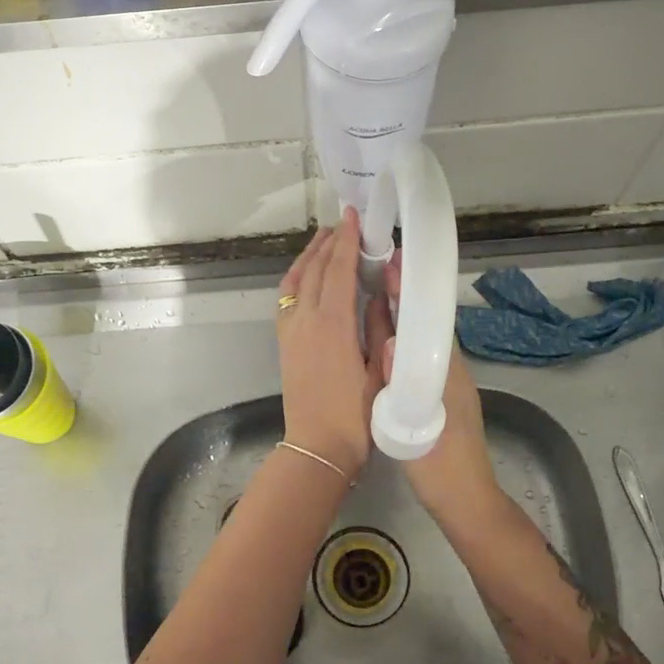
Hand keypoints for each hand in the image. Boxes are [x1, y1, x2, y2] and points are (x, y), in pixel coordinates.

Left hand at [276, 207, 381, 477]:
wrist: (317, 447)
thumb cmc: (356, 416)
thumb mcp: (378, 372)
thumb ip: (378, 330)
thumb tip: (379, 297)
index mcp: (333, 325)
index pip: (339, 270)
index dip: (347, 240)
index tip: (354, 216)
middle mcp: (307, 320)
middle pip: (317, 270)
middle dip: (330, 242)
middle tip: (346, 222)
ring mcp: (291, 331)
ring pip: (297, 281)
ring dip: (311, 257)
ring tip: (326, 239)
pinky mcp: (284, 343)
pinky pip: (287, 298)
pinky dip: (297, 278)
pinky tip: (307, 275)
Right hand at [371, 250, 502, 518]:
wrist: (464, 500)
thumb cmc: (441, 468)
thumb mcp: (418, 429)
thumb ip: (402, 387)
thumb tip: (388, 341)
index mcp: (447, 373)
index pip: (429, 320)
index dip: (411, 292)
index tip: (393, 263)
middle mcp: (449, 371)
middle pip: (425, 325)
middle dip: (404, 297)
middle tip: (380, 266)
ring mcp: (446, 385)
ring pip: (421, 342)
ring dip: (401, 318)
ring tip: (376, 292)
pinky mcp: (439, 399)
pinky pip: (418, 360)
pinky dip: (400, 343)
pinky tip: (382, 342)